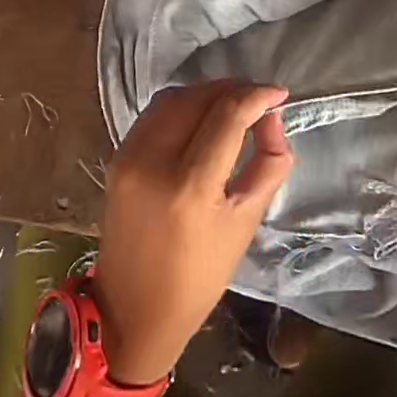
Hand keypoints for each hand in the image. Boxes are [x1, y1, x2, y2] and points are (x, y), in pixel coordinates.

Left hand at [93, 80, 292, 384]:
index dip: (256, 96)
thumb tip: (273, 119)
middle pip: (197, 98)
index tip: (279, 94)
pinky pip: (153, 115)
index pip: (226, 116)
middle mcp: (153, 161)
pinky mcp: (117, 157)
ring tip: (233, 103)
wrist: (134, 307)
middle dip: (232, 89)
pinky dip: (181, 106)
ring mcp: (128, 156)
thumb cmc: (199, 277)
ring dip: (205, 93)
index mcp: (190, 186)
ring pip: (171, 99)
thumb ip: (267, 164)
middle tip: (258, 98)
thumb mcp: (245, 224)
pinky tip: (201, 116)